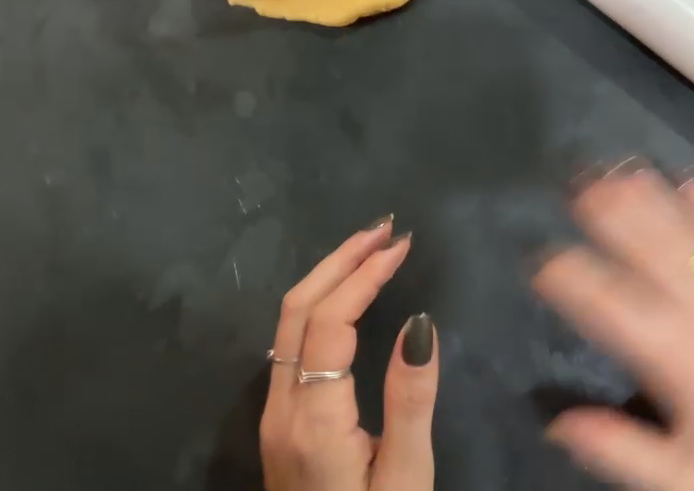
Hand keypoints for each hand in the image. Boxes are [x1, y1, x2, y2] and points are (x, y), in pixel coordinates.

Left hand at [261, 219, 438, 490]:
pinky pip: (292, 338)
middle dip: (341, 258)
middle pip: (296, 309)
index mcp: (314, 418)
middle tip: (386, 228)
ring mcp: (273, 412)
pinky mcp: (279, 418)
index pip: (330, 320)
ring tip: (372, 247)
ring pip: (287, 321)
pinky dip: (321, 299)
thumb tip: (420, 321)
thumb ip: (411, 400)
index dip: (364, 274)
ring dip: (328, 273)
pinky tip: (349, 292)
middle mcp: (282, 406)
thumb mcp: (406, 476)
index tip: (403, 246)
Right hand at [533, 164, 693, 490]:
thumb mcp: (682, 480)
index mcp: (674, 356)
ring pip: (683, 224)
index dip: (567, 276)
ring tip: (615, 168)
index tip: (542, 260)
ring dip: (647, 193)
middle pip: (643, 243)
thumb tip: (555, 420)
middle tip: (574, 184)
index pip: (606, 302)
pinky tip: (684, 176)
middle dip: (606, 211)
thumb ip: (616, 448)